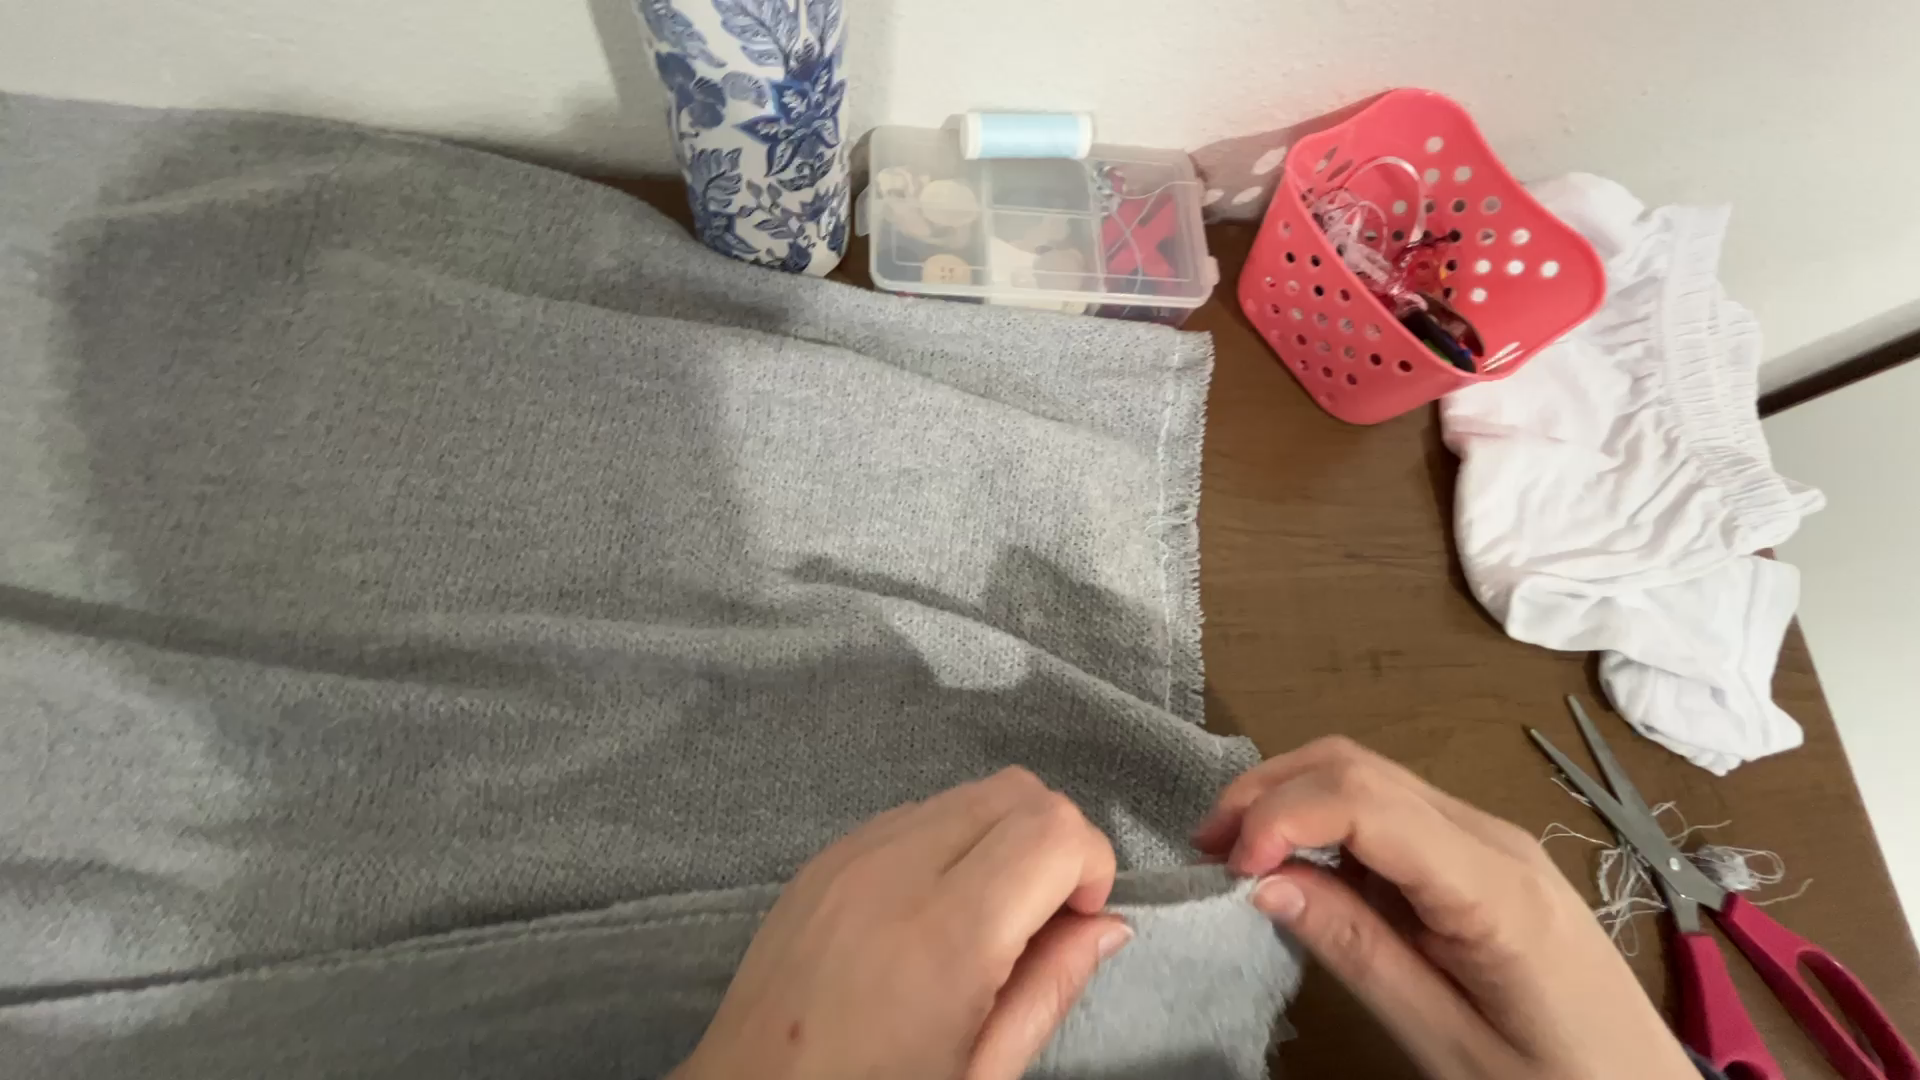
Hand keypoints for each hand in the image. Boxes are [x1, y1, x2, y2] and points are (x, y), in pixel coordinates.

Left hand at [673, 768, 1129, 1079]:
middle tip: (1041, 914)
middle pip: (1018, 789)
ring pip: (970, 791)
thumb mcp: (981, 1074)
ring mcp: (855, 848)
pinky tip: (932, 905)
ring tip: (985, 912)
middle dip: (1053, 839)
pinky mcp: (828, 849)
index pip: (1054, 829)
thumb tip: (1110, 921)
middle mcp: (898, 866)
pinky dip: (953, 838)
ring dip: (1003, 835)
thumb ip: (1053, 986)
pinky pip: (919, 810)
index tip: (1079, 919)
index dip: (1092, 863)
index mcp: (946, 934)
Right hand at [1192, 737, 1697, 1079]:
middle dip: (1266, 790)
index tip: (1230, 866)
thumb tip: (1261, 881)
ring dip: (1285, 794)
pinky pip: (1380, 805)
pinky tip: (1293, 859)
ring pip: (1361, 771)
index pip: (1365, 802)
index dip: (1282, 815)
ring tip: (1236, 846)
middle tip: (1209, 844)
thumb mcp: (1451, 1046)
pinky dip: (1318, 815)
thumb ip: (1357, 952)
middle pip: (1354, 765)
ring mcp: (1483, 834)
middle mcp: (1487, 835)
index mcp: (1494, 887)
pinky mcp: (1472, 847)